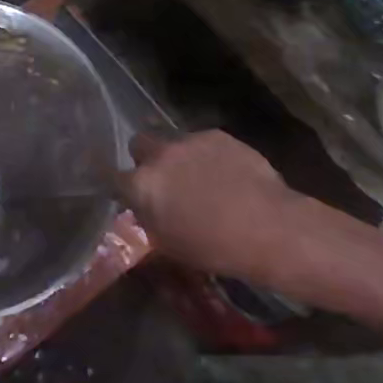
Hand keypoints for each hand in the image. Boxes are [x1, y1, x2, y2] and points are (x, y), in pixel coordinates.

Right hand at [118, 130, 298, 278]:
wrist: (267, 227)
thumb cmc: (213, 248)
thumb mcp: (168, 244)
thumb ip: (149, 218)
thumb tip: (145, 208)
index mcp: (142, 184)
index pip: (114, 177)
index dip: (123, 186)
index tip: (131, 195)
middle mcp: (160, 154)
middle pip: (139, 143)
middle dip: (146, 158)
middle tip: (164, 179)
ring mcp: (190, 140)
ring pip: (173, 141)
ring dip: (178, 156)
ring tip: (201, 177)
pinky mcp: (217, 134)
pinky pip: (203, 142)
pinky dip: (207, 154)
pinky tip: (226, 173)